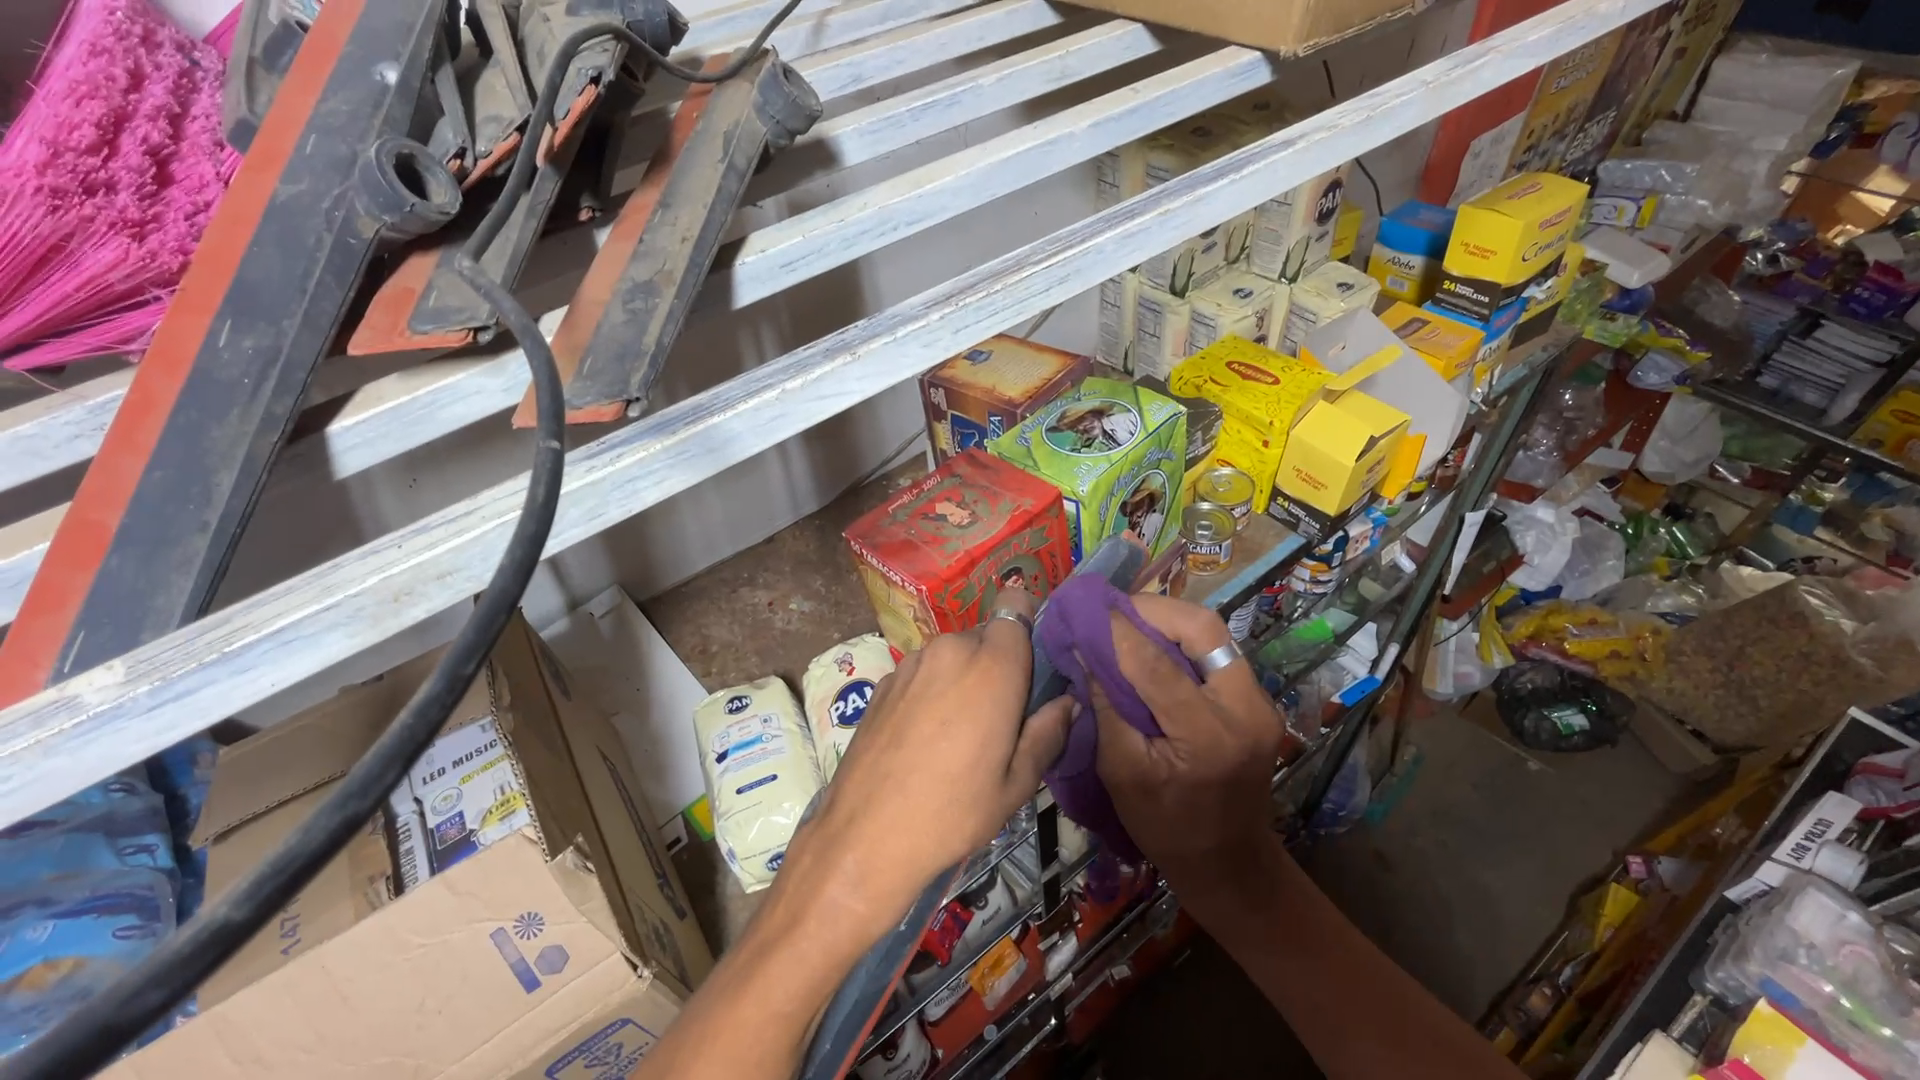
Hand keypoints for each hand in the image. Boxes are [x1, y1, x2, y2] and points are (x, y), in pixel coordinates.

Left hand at [778, 587, 1071, 937]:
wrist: (866, 835)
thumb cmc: (954, 811)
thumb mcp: (1017, 783)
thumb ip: (1048, 733)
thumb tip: (1067, 703)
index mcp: (992, 665)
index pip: (1017, 606)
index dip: (1028, 627)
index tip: (1033, 666)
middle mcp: (949, 649)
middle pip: (985, 636)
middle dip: (998, 664)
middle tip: (1002, 714)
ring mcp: (909, 664)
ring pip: (951, 655)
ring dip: (962, 678)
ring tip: (961, 732)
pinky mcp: (882, 683)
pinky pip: (922, 673)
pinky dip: (931, 691)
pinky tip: (925, 738)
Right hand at [1091, 595, 1286, 893]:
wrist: (1230, 861)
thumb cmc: (1166, 827)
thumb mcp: (1122, 773)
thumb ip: (1106, 709)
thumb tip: (1084, 652)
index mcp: (1207, 736)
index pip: (1156, 664)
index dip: (1117, 631)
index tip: (1085, 609)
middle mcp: (1245, 709)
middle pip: (1204, 629)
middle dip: (1155, 609)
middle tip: (1115, 609)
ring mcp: (1261, 703)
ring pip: (1216, 635)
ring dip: (1171, 621)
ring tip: (1130, 621)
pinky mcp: (1260, 702)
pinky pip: (1220, 654)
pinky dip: (1185, 641)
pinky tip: (1155, 646)